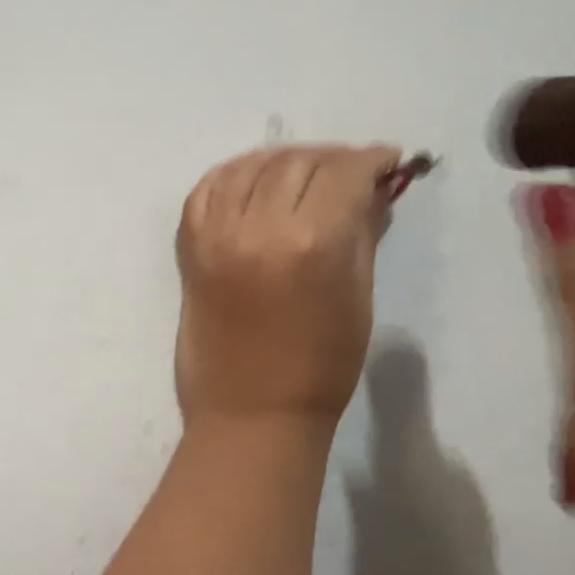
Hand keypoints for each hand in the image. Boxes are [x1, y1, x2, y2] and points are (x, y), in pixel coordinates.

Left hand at [174, 144, 401, 426]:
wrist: (250, 415)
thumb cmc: (320, 368)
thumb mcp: (358, 297)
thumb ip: (362, 232)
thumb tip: (372, 188)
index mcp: (312, 242)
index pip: (344, 171)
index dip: (370, 160)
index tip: (385, 163)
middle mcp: (258, 228)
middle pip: (296, 162)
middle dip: (329, 159)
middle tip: (347, 174)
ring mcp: (216, 239)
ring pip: (247, 168)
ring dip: (279, 162)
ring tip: (300, 175)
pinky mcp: (189, 254)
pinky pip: (204, 193)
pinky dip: (229, 178)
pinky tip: (250, 184)